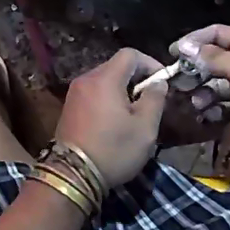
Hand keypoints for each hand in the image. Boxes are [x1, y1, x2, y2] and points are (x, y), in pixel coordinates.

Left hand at [54, 48, 170, 184]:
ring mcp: (73, 94)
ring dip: (121, 90)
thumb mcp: (145, 127)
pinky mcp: (68, 108)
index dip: (150, 63)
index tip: (162, 83)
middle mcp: (86, 80)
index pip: (130, 54)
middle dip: (136, 78)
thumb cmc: (113, 150)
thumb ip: (155, 99)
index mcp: (105, 79)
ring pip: (103, 81)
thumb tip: (158, 83)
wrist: (72, 175)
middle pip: (115, 66)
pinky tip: (114, 121)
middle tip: (150, 100)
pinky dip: (106, 99)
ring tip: (133, 113)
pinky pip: (93, 94)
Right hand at [172, 25, 229, 148]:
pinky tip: (203, 114)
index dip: (195, 41)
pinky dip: (210, 108)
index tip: (173, 54)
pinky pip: (221, 104)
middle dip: (193, 70)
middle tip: (177, 83)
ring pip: (214, 84)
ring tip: (193, 103)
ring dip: (200, 91)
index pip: (217, 33)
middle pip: (212, 60)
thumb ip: (212, 58)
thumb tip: (183, 47)